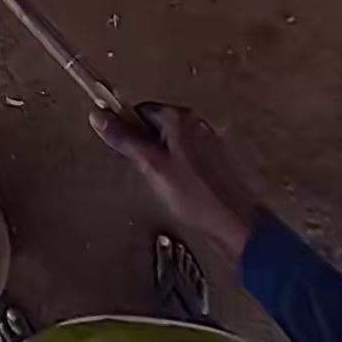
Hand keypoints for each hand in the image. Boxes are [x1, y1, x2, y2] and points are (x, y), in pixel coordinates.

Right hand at [90, 103, 265, 262]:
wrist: (243, 231)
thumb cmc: (198, 197)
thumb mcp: (150, 165)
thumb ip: (123, 137)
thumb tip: (98, 116)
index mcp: (180, 117)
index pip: (140, 110)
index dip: (130, 130)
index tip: (129, 149)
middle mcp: (199, 123)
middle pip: (159, 125)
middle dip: (149, 145)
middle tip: (150, 169)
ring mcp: (215, 143)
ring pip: (176, 143)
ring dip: (168, 158)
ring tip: (171, 184)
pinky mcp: (224, 164)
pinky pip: (193, 158)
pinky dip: (186, 170)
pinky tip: (188, 190)